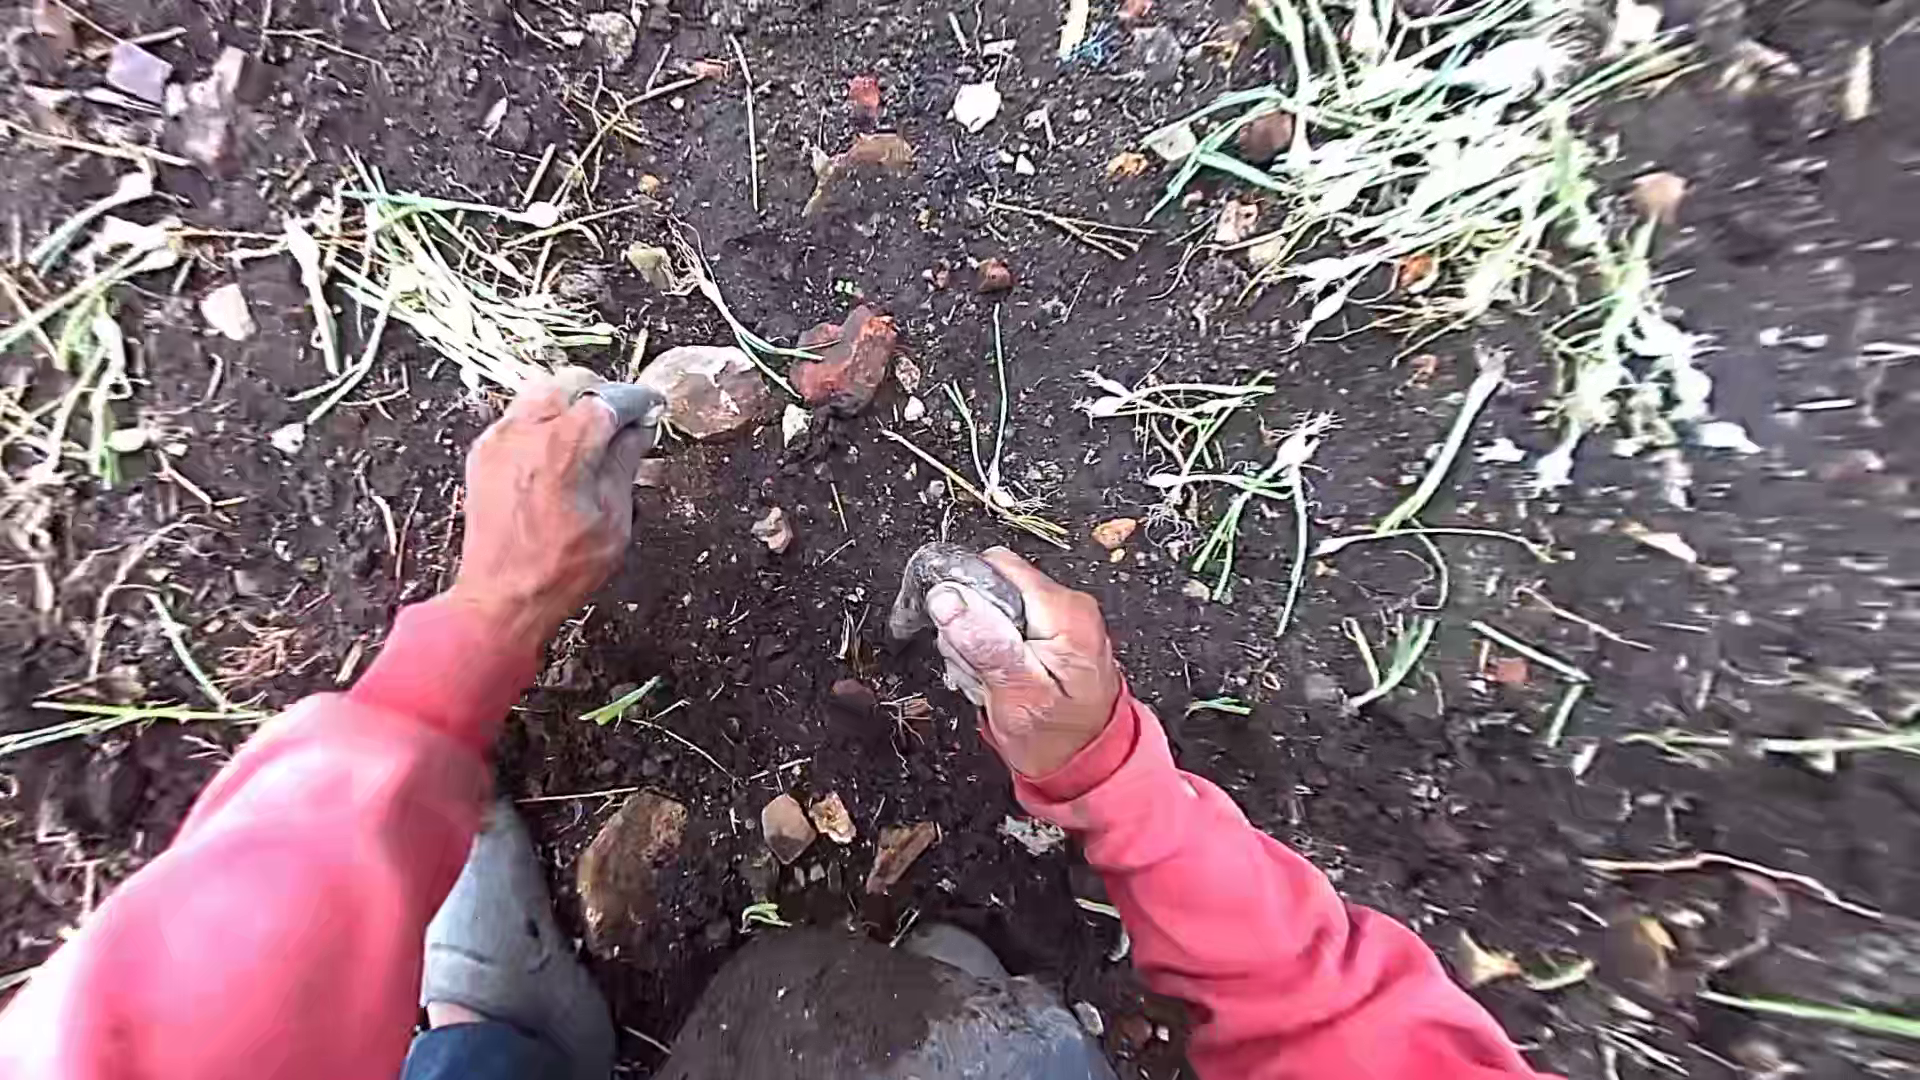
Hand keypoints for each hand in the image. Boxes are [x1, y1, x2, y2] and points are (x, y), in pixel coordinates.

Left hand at [445, 373, 649, 654]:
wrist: (504, 595)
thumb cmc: (566, 564)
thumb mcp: (615, 516)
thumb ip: (625, 463)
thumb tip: (640, 429)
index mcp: (563, 448)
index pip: (608, 401)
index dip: (638, 401)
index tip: (655, 407)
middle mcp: (524, 433)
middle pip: (569, 383)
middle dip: (603, 395)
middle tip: (626, 421)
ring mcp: (498, 441)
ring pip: (540, 394)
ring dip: (573, 404)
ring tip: (596, 435)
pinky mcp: (484, 454)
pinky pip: (520, 416)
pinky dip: (548, 420)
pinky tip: (566, 451)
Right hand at [926, 548, 1121, 776]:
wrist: (1087, 765)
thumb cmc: (1057, 738)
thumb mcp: (1017, 695)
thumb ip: (984, 643)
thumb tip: (947, 596)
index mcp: (1064, 611)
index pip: (996, 567)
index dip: (965, 591)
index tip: (955, 630)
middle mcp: (1066, 603)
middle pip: (992, 585)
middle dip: (969, 623)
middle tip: (977, 668)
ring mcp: (1059, 615)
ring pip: (991, 605)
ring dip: (975, 641)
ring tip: (988, 678)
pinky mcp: (1050, 628)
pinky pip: (1003, 622)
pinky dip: (989, 648)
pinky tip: (996, 677)